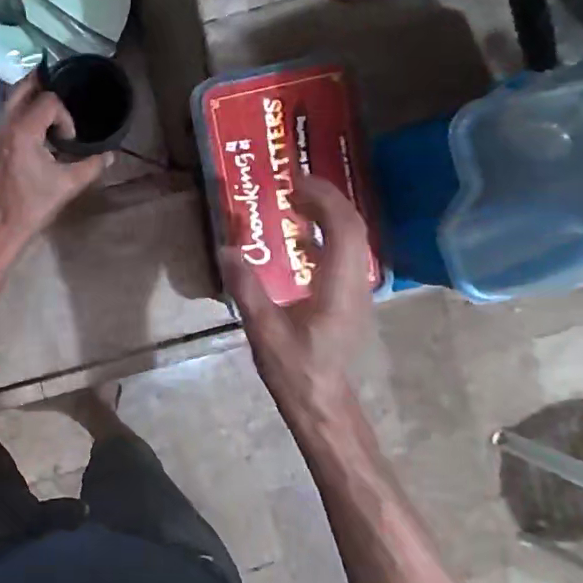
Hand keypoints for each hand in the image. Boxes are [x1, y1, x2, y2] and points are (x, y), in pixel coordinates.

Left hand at [0, 73, 108, 252]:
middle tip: (59, 91)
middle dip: (40, 87)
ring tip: (47, 112)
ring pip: (8, 103)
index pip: (47, 101)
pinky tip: (32, 135)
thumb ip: (92, 165)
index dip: (64, 116)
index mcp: (23, 131)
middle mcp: (3, 126)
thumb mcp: (68, 185)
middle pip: (20, 89)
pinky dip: (18, 116)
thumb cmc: (33, 206)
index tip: (69, 140)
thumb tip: (111, 155)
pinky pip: (2, 119)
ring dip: (28, 101)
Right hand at [217, 177, 374, 418]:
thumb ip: (247, 289)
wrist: (321, 402)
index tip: (294, 181)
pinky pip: (343, 253)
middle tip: (290, 184)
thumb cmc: (295, 370)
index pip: (344, 229)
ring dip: (326, 214)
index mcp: (338, 288)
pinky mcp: (348, 298)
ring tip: (293, 202)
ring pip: (352, 238)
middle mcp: (355, 283)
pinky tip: (298, 239)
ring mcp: (356, 291)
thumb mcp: (264, 332)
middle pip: (353, 227)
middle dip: (325, 199)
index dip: (324, 198)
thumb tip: (227, 249)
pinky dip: (323, 235)